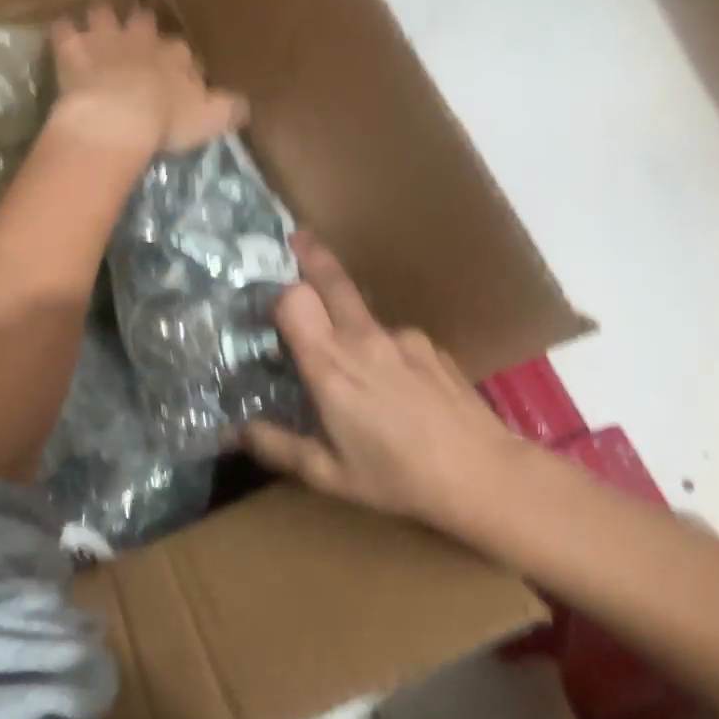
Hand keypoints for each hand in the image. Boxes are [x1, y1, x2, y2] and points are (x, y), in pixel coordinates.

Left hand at [48, 2, 244, 156]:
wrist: (119, 116)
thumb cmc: (166, 121)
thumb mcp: (210, 119)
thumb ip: (227, 110)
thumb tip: (242, 106)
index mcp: (176, 57)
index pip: (182, 52)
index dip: (177, 62)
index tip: (175, 75)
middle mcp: (143, 40)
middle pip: (144, 22)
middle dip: (140, 27)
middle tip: (135, 38)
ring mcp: (106, 40)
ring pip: (104, 14)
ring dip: (101, 18)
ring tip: (97, 24)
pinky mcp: (73, 49)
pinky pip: (64, 30)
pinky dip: (63, 31)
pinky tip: (61, 34)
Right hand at [244, 232, 534, 527]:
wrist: (485, 475)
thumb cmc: (397, 477)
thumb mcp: (327, 474)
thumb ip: (276, 446)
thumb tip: (234, 431)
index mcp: (330, 366)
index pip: (294, 300)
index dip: (277, 295)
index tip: (266, 302)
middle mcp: (364, 339)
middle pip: (331, 279)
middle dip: (311, 255)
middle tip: (295, 241)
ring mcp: (404, 339)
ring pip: (363, 315)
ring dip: (347, 325)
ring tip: (352, 371)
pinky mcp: (433, 348)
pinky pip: (394, 340)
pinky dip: (382, 352)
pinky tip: (394, 391)